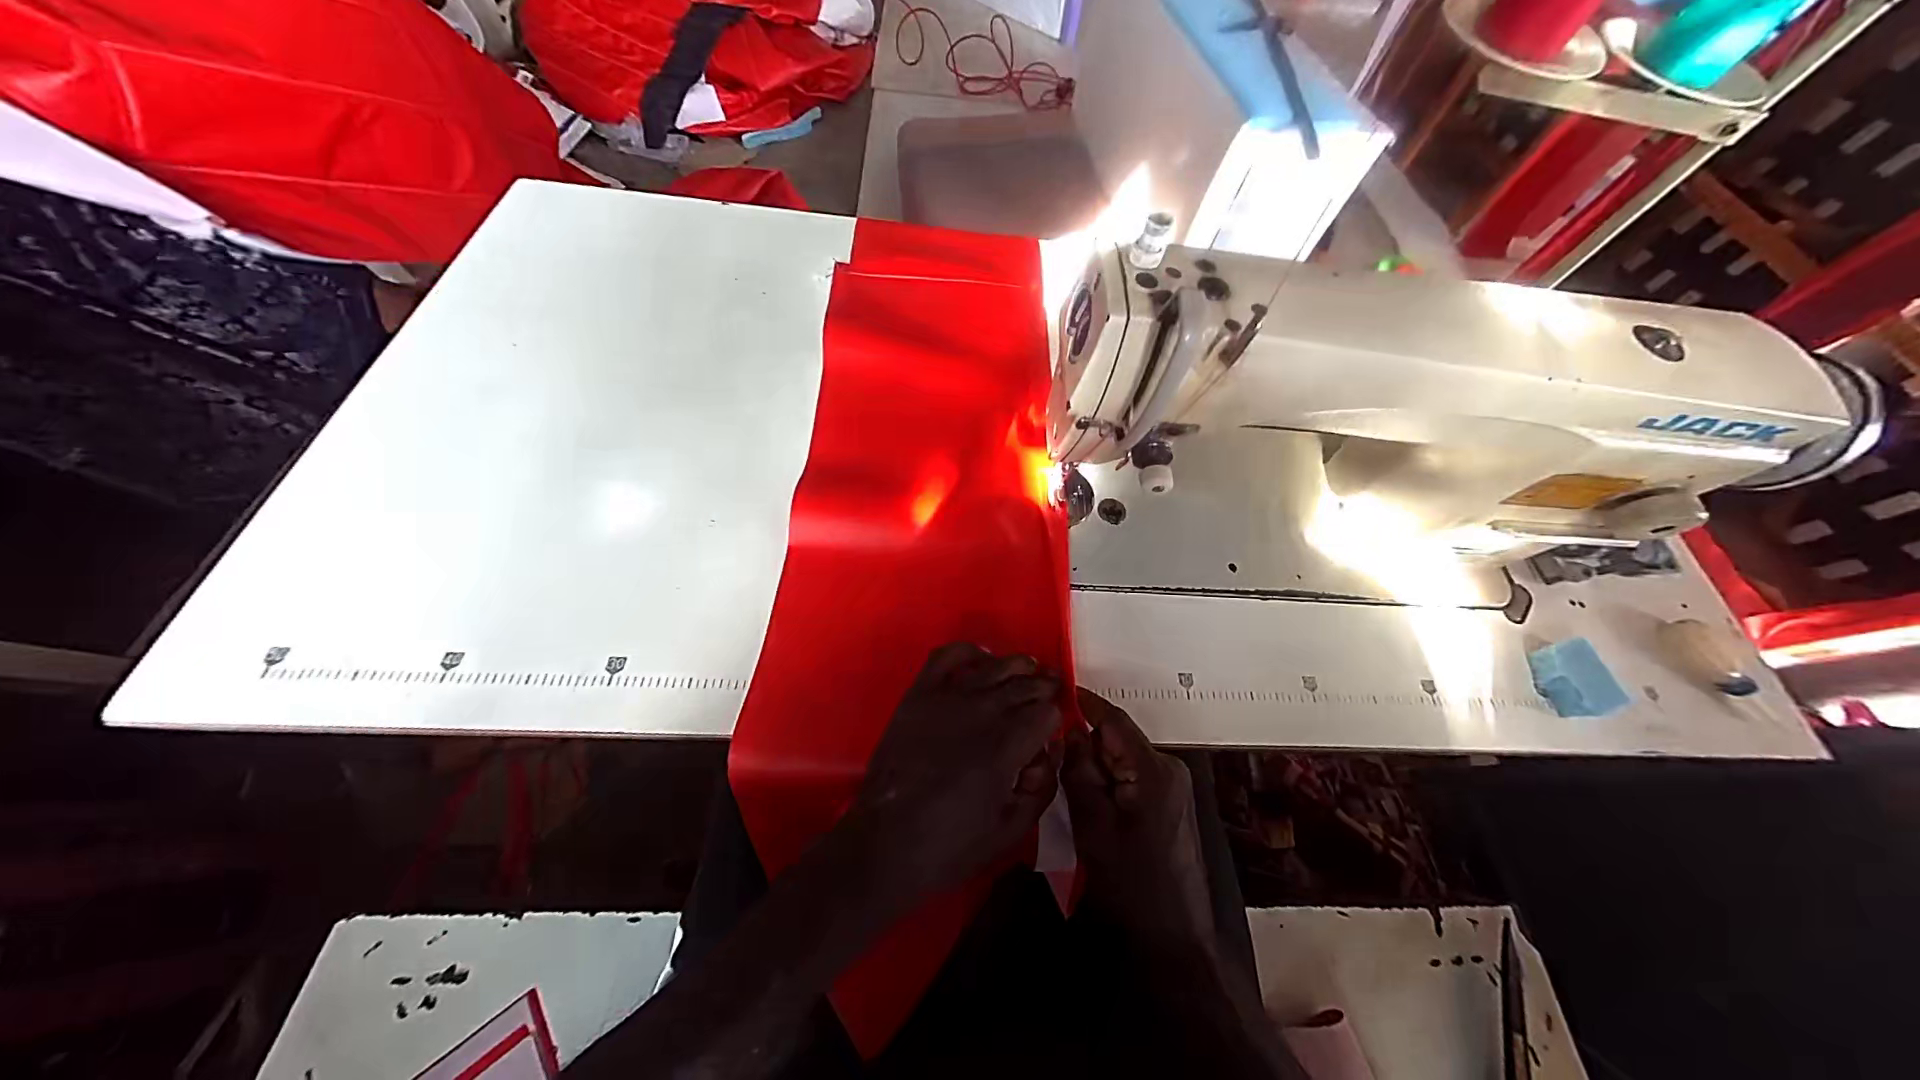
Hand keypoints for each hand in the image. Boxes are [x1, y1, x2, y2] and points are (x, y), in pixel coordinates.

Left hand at [842, 643, 1063, 903]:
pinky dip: (969, 651)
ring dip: (1018, 667)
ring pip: (995, 665)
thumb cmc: (952, 845)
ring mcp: (947, 698)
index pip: (1048, 712)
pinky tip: (981, 658)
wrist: (886, 843)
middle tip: (1050, 696)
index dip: (1055, 721)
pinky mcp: (919, 695)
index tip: (1051, 733)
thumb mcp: (1012, 829)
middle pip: (1027, 684)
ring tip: (1027, 672)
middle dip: (1045, 690)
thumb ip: (1041, 787)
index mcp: (1007, 745)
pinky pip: (948, 656)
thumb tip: (1048, 751)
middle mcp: (982, 712)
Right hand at [1062, 688, 1215, 951]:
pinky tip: (1089, 801)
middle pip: (1117, 740)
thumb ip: (1079, 773)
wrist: (1173, 935)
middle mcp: (1168, 769)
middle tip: (1048, 750)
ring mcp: (1173, 787)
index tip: (1055, 690)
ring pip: (1122, 759)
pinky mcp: (1170, 804)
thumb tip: (1069, 733)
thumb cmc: (1130, 882)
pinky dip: (1109, 781)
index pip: (1114, 721)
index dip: (1084, 703)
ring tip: (1064, 780)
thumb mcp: (1093, 825)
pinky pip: (1131, 777)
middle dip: (1085, 743)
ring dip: (1095, 765)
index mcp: (1153, 769)